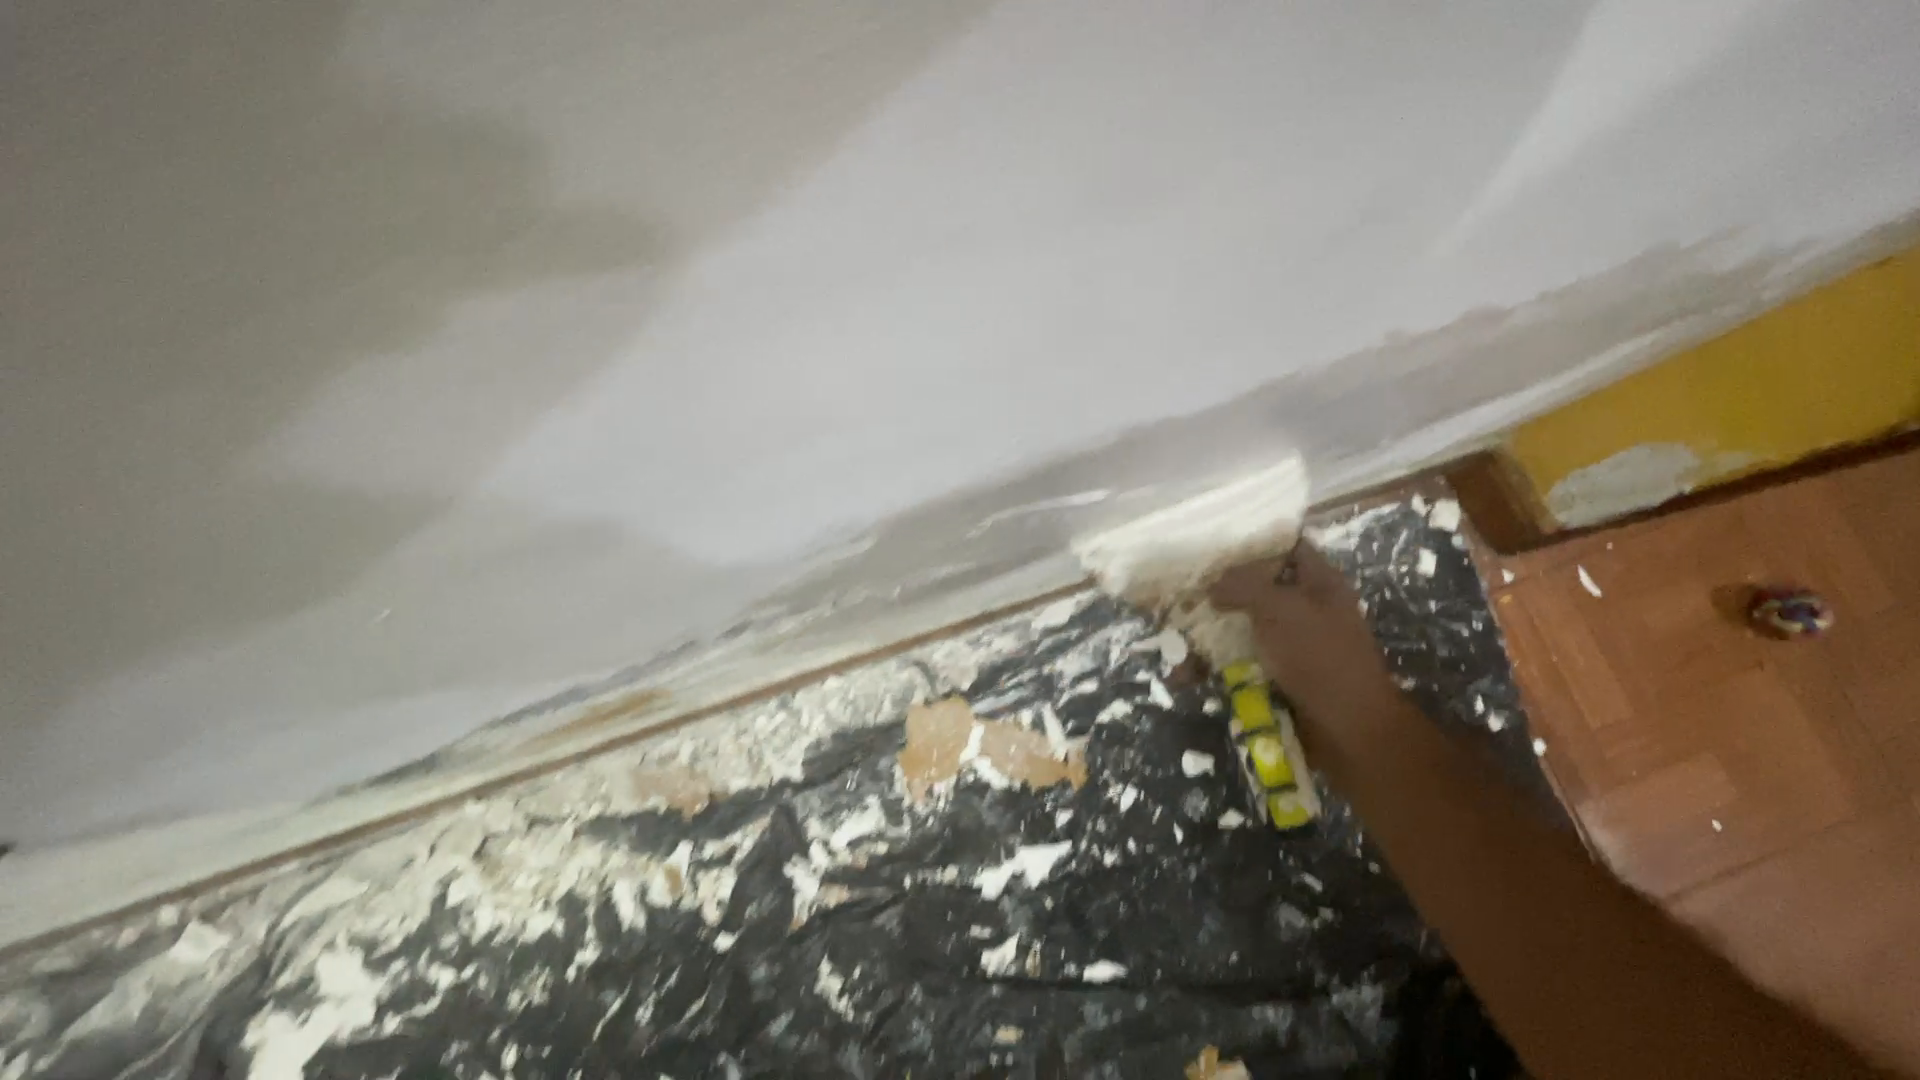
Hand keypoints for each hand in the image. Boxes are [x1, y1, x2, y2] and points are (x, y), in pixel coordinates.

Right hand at [1208, 545, 1398, 752]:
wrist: (1347, 727)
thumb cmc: (1320, 656)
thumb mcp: (1281, 609)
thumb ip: (1244, 587)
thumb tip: (1213, 587)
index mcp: (1320, 583)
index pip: (1290, 547)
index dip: (1258, 545)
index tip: (1218, 550)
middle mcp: (1308, 608)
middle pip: (1262, 587)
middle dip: (1225, 590)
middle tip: (1189, 590)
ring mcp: (1293, 643)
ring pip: (1246, 626)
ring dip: (1214, 631)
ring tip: (1180, 633)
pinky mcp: (1279, 674)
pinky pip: (1242, 661)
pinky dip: (1216, 664)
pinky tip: (1188, 670)